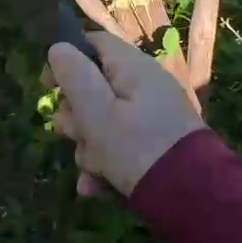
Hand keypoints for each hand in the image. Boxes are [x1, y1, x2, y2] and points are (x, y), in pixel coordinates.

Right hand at [47, 31, 204, 195]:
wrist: (193, 199)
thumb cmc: (137, 148)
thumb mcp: (96, 112)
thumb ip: (74, 77)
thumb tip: (58, 48)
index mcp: (133, 68)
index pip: (93, 43)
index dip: (65, 60)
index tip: (48, 87)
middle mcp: (144, 86)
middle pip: (94, 86)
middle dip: (75, 115)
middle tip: (74, 134)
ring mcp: (153, 116)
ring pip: (103, 121)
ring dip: (88, 146)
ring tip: (91, 170)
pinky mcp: (157, 143)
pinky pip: (120, 144)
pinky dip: (105, 163)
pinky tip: (95, 186)